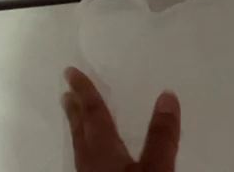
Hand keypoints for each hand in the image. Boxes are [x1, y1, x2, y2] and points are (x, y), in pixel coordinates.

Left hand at [62, 67, 181, 171]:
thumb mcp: (156, 169)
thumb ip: (161, 136)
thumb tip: (168, 94)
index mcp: (104, 151)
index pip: (94, 115)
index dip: (85, 91)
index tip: (70, 71)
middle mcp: (91, 164)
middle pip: (82, 132)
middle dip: (76, 109)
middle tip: (65, 91)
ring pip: (81, 148)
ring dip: (79, 129)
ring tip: (74, 115)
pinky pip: (84, 162)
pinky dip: (85, 148)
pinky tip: (89, 154)